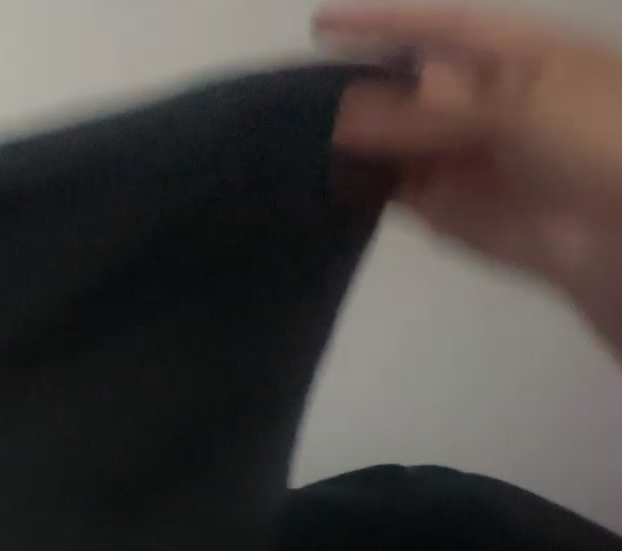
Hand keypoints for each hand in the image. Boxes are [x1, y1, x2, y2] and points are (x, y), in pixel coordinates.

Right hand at [319, 6, 621, 331]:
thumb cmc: (597, 140)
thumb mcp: (519, 106)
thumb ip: (429, 112)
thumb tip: (342, 117)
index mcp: (513, 59)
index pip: (438, 29)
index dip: (380, 23)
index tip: (318, 25)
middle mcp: (477, 101)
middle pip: (401, 86)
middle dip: (350, 86)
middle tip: (287, 97)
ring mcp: (452, 154)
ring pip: (384, 140)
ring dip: (342, 141)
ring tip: (285, 141)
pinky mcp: (433, 203)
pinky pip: (381, 188)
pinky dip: (349, 185)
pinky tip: (312, 182)